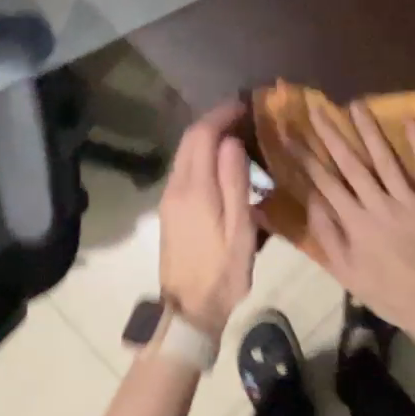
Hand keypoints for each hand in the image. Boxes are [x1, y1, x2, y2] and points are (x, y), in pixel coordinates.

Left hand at [158, 102, 258, 334]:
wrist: (188, 311)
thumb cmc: (222, 273)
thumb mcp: (240, 230)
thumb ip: (235, 182)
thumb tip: (231, 141)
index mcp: (194, 189)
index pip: (202, 135)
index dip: (221, 114)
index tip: (245, 105)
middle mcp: (176, 187)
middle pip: (189, 140)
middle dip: (214, 121)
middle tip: (244, 115)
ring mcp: (169, 198)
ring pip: (185, 154)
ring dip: (207, 137)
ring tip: (238, 135)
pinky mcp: (170, 209)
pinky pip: (185, 169)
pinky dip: (202, 155)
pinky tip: (222, 162)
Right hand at [304, 102, 414, 333]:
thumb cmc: (387, 294)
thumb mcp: (346, 273)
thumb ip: (328, 235)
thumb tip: (312, 200)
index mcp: (355, 222)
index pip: (324, 181)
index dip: (305, 155)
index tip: (290, 133)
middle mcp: (378, 205)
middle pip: (351, 163)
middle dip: (331, 134)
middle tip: (317, 109)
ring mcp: (409, 201)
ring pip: (385, 159)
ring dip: (369, 131)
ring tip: (355, 105)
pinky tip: (411, 121)